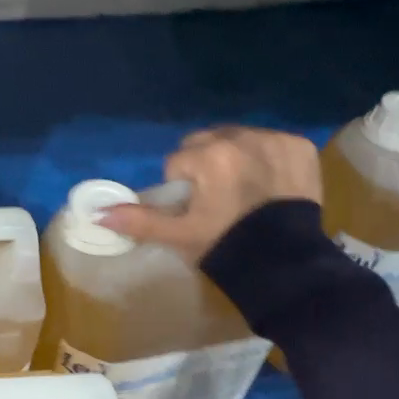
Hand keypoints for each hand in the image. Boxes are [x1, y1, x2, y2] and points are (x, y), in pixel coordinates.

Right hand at [98, 125, 321, 262]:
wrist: (285, 262)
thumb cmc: (225, 245)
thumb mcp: (178, 235)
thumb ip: (138, 220)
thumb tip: (98, 214)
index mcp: (208, 155)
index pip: (177, 162)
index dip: (182, 189)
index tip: (197, 212)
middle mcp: (241, 136)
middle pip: (207, 142)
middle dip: (206, 165)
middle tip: (217, 200)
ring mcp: (274, 139)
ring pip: (239, 139)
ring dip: (236, 158)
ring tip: (245, 192)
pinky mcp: (301, 146)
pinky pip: (272, 143)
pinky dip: (268, 159)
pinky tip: (271, 185)